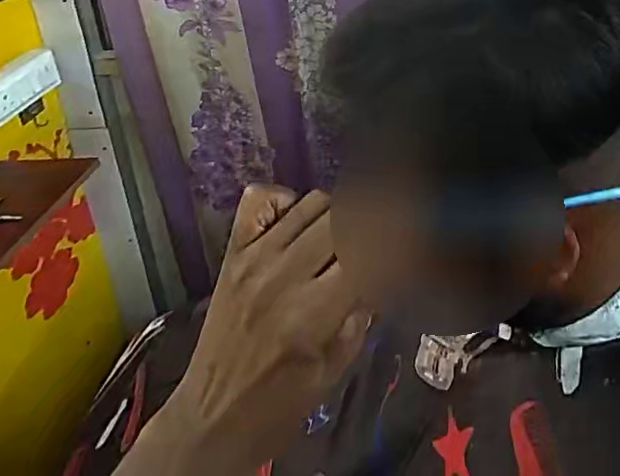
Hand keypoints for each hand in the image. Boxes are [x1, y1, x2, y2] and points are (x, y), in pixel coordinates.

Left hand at [121, 186, 370, 474]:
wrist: (210, 418)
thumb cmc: (277, 407)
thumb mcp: (331, 373)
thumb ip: (360, 317)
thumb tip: (386, 270)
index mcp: (312, 314)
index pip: (368, 254)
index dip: (395, 241)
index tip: (409, 238)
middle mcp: (283, 275)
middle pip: (345, 219)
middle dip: (373, 223)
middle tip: (382, 234)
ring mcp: (254, 257)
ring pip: (313, 203)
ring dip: (338, 213)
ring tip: (342, 235)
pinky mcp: (233, 252)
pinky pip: (262, 200)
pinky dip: (287, 200)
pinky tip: (297, 221)